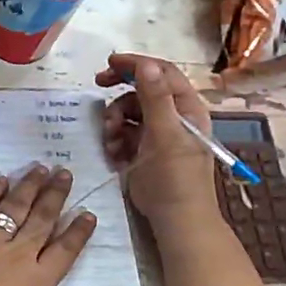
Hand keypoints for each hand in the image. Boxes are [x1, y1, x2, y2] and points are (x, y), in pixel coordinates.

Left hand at [0, 166, 98, 285]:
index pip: (65, 250)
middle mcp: (18, 254)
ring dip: (29, 185)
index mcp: (38, 281)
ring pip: (15, 206)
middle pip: (42, 218)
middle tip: (66, 173)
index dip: (79, 231)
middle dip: (56, 194)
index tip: (88, 213)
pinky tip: (1, 179)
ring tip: (41, 167)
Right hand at [96, 53, 217, 224]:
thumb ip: (155, 98)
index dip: (136, 64)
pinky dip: (115, 138)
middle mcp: (174, 115)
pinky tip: (113, 153)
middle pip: (142, 88)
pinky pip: (124, 132)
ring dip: (114, 119)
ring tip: (110, 138)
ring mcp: (158, 133)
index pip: (162, 72)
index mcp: (186, 107)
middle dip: (120, 90)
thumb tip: (146, 64)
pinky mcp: (144, 149)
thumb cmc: (175, 178)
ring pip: (129, 110)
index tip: (109, 64)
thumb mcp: (164, 134)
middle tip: (99, 85)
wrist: (176, 221)